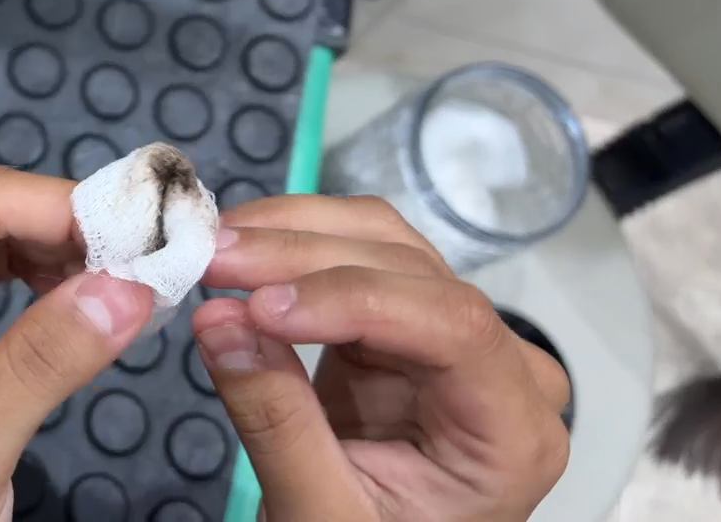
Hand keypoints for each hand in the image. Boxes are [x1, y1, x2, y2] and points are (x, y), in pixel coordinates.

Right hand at [194, 195, 570, 520]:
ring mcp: (444, 322)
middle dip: (297, 255)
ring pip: (375, 235)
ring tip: (216, 243)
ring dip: (289, 228)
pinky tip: (241, 243)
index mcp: (511, 429)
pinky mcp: (393, 305)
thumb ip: (276, 424)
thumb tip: (217, 319)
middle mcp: (497, 359)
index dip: (353, 298)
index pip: (453, 326)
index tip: (259, 307)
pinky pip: (347, 244)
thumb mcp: (321, 517)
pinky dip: (288, 235)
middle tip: (210, 258)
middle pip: (405, 267)